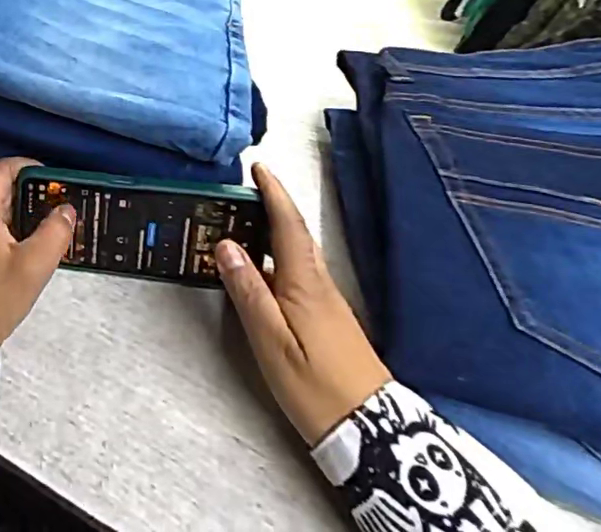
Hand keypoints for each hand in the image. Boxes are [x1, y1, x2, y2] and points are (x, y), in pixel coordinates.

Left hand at [0, 157, 75, 340]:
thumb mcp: (34, 267)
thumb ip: (55, 232)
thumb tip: (66, 209)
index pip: (1, 169)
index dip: (28, 165)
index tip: (53, 179)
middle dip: (30, 191)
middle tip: (58, 204)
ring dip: (21, 211)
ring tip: (49, 226)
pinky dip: (9, 227)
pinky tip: (28, 247)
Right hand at [217, 164, 391, 446]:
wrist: (374, 432)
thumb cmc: (318, 387)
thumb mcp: (272, 341)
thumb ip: (248, 292)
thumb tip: (226, 247)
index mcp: (304, 283)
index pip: (287, 225)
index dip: (273, 193)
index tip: (259, 168)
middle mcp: (319, 284)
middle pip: (294, 234)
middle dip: (271, 205)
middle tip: (244, 190)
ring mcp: (326, 301)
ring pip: (296, 252)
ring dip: (273, 229)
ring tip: (244, 222)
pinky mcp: (328, 317)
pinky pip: (298, 271)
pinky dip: (277, 256)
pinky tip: (261, 269)